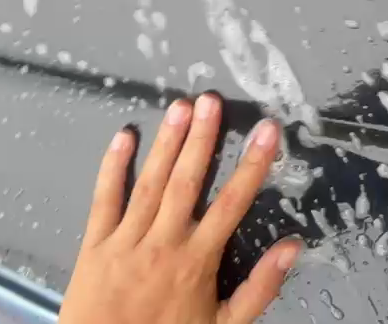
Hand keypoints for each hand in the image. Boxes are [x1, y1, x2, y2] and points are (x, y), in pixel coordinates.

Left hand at [58, 94, 298, 323]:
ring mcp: (126, 244)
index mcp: (197, 260)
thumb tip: (294, 246)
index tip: (269, 129)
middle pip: (186, 183)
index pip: (233, 202)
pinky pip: (103, 203)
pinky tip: (123, 136)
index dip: (254, 163)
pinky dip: (112, 169)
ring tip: (180, 106)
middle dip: (201, 139)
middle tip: (211, 100)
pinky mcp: (93, 249)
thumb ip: (259, 288)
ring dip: (166, 143)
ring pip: (150, 185)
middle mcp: (163, 244)